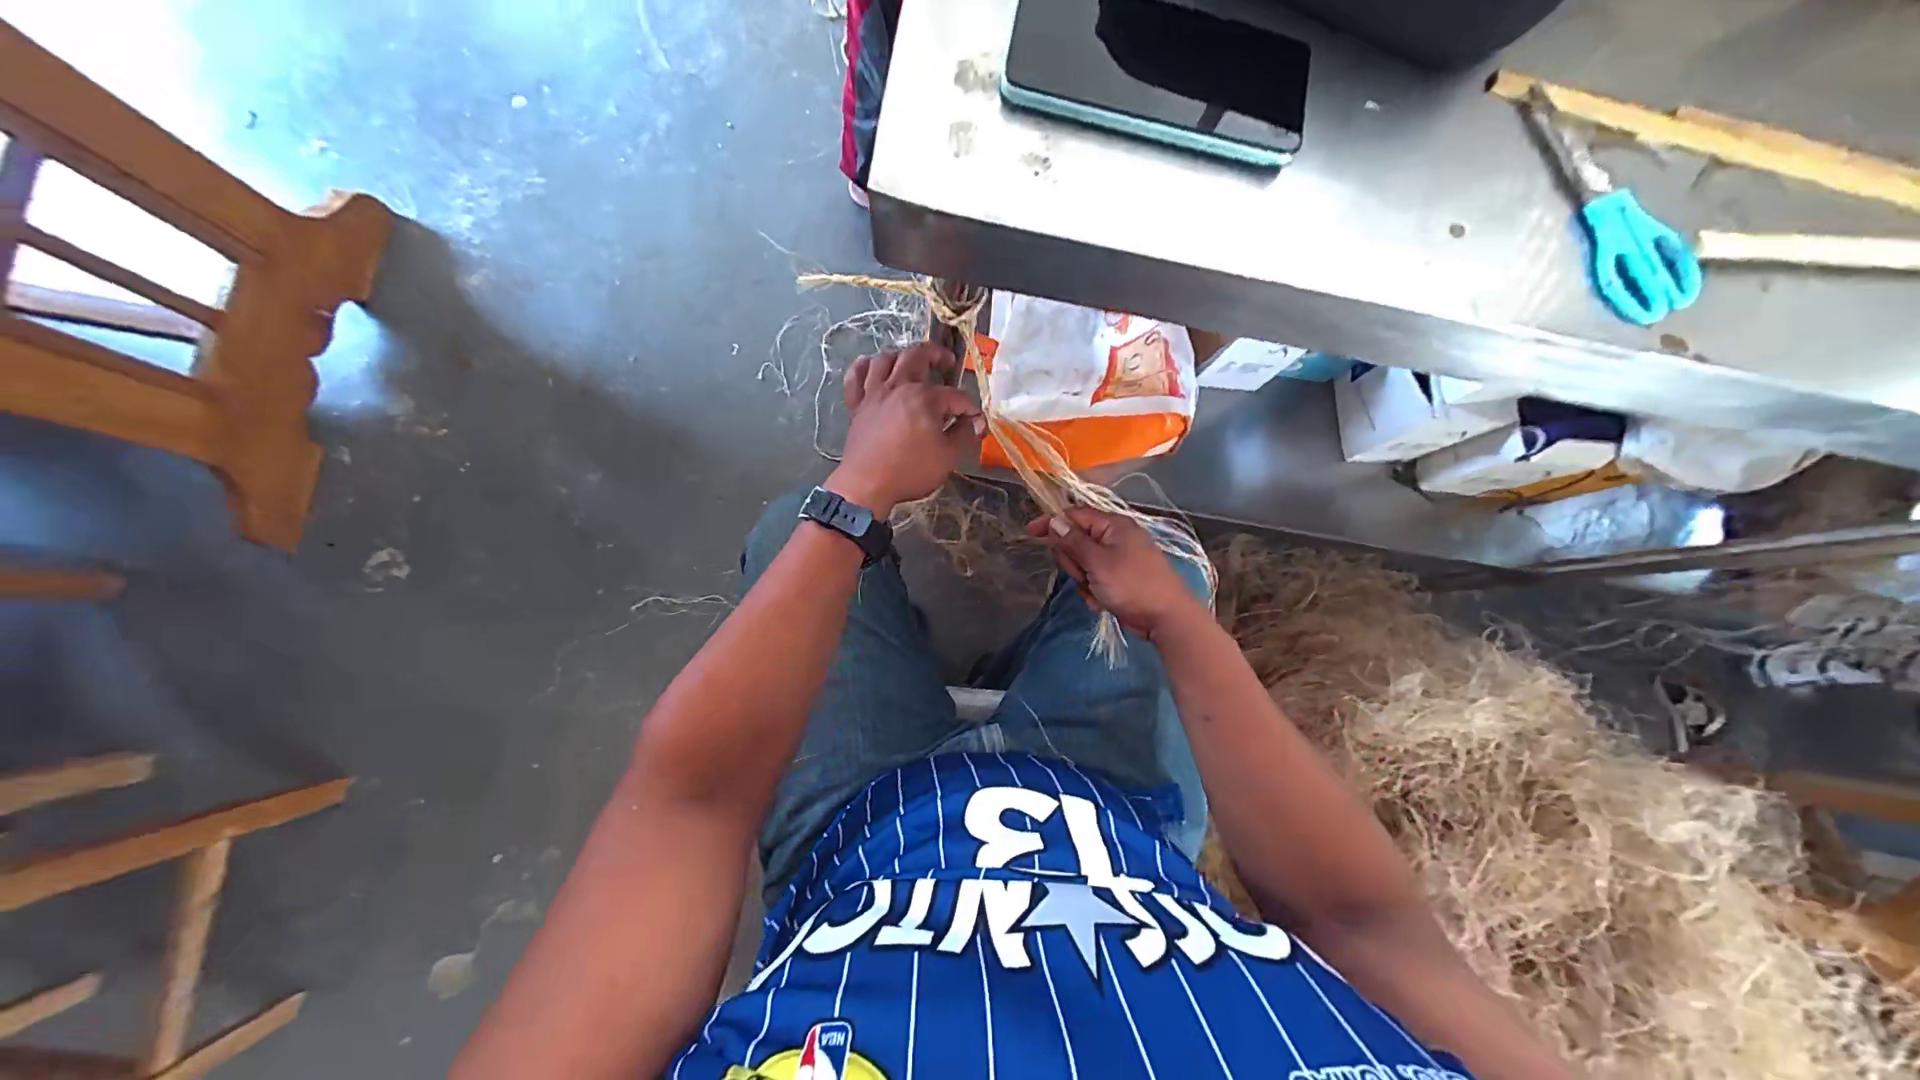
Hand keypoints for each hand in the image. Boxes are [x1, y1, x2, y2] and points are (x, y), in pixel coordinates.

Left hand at [827, 343, 984, 514]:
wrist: (867, 485)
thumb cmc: (910, 471)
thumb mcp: (948, 457)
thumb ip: (963, 434)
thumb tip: (972, 422)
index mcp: (924, 398)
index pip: (954, 395)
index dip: (969, 407)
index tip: (975, 422)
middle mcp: (898, 387)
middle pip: (917, 356)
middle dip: (936, 354)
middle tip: (946, 361)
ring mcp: (874, 394)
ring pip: (885, 359)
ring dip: (900, 355)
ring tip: (910, 362)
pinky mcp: (857, 406)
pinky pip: (855, 377)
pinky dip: (862, 367)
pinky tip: (870, 366)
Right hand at [1025, 507, 1207, 639]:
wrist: (1166, 618)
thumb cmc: (1133, 585)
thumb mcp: (1098, 562)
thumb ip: (1073, 541)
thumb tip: (1054, 520)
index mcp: (1113, 526)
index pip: (1074, 516)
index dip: (1052, 523)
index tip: (1030, 533)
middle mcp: (1115, 538)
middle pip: (1075, 541)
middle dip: (1074, 562)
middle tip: (1085, 574)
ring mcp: (1117, 559)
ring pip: (1082, 564)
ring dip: (1083, 580)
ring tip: (1097, 591)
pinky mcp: (1118, 578)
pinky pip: (1092, 579)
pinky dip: (1093, 591)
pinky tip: (1103, 601)